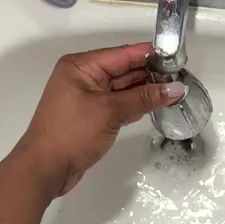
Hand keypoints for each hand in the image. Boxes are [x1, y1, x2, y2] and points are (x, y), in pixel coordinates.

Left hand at [6, 42, 182, 198]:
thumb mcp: (111, 111)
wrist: (44, 169)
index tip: (177, 59)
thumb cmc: (72, 133)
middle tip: (180, 79)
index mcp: (81, 66)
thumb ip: (144, 98)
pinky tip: (154, 105)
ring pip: (122, 87)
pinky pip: (117, 103)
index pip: (122, 54)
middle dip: (150, 74)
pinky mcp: (90, 115)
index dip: (150, 55)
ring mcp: (86, 97)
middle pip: (123, 69)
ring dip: (144, 90)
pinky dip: (134, 104)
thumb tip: (176, 89)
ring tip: (173, 92)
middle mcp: (83, 76)